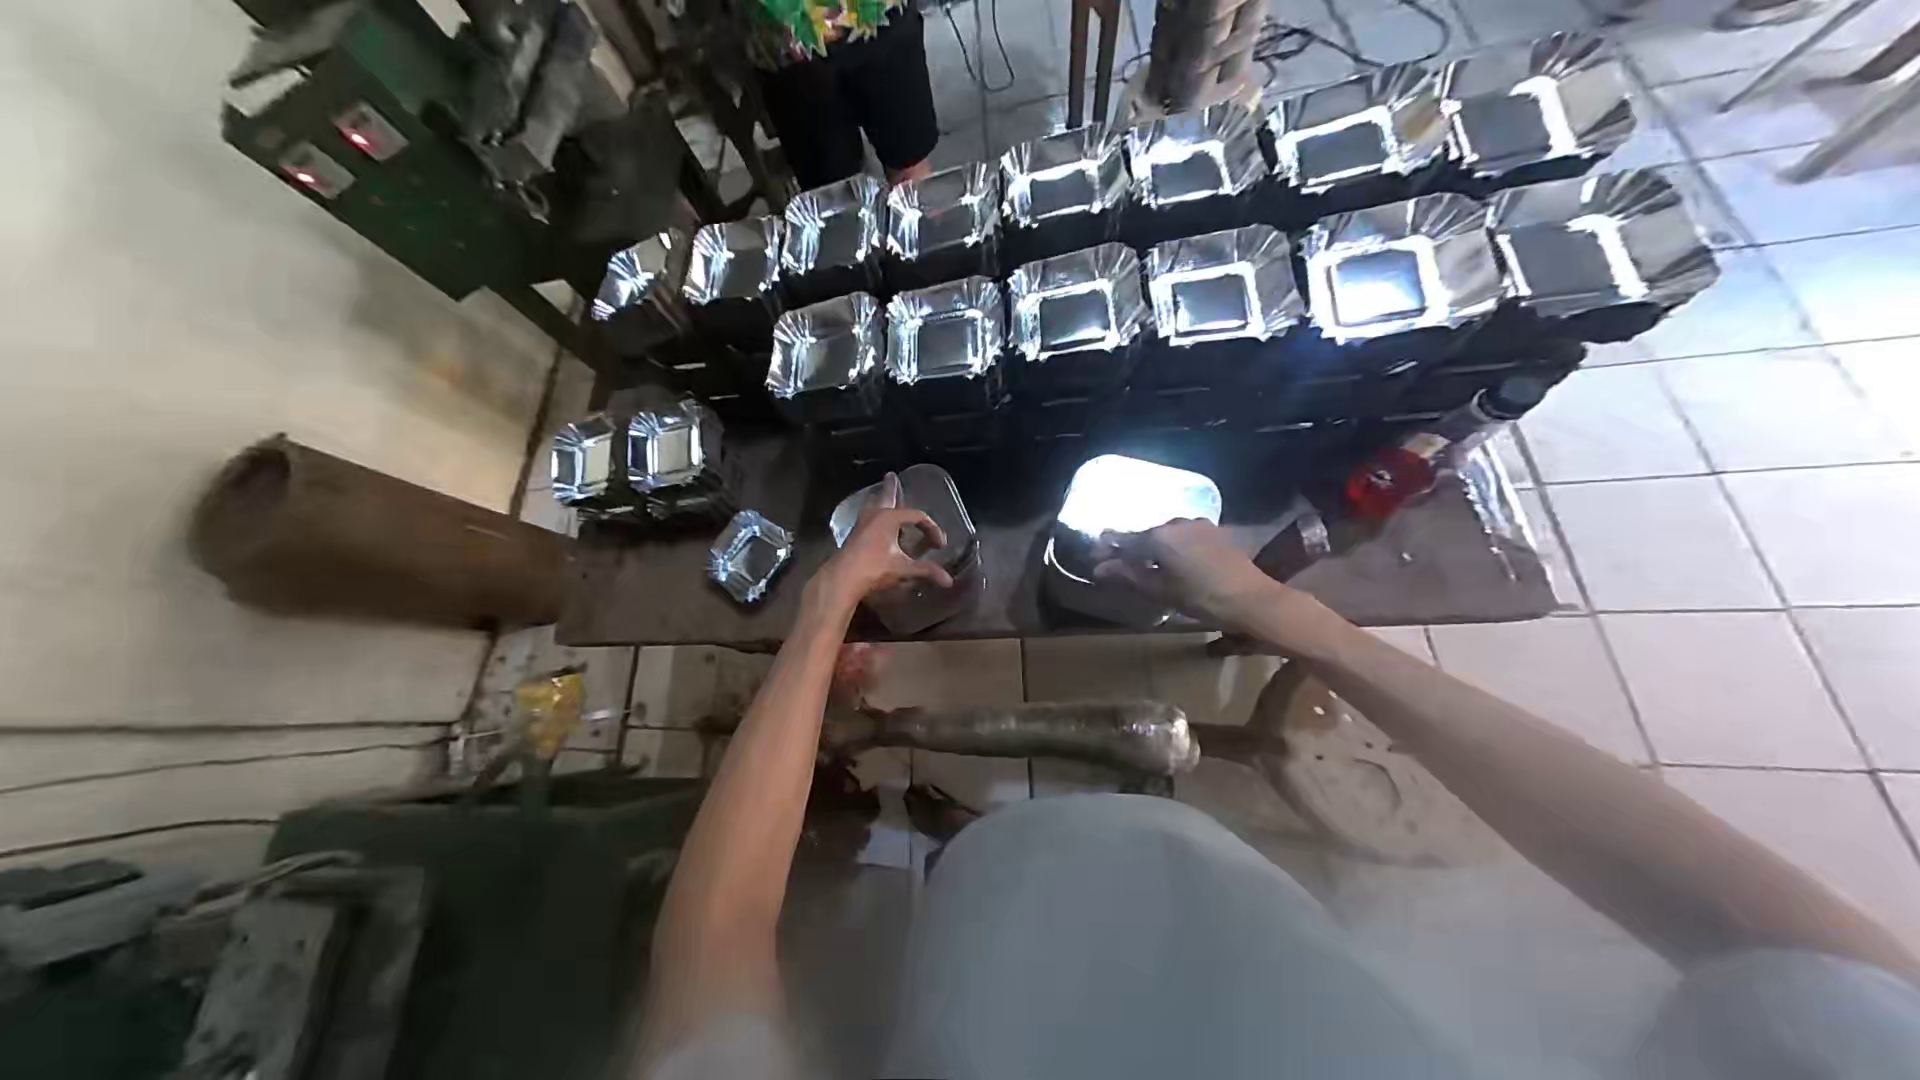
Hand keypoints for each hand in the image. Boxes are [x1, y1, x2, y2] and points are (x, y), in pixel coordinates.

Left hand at [810, 474, 955, 610]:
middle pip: (887, 497)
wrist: (842, 579)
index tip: (939, 544)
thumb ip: (926, 571)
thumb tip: (949, 581)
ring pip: (873, 505)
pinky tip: (874, 520)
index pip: (917, 516)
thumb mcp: (903, 569)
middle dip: (892, 488)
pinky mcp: (854, 535)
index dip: (931, 528)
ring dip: (880, 499)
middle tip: (891, 475)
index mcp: (889, 517)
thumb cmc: (874, 568)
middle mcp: (875, 515)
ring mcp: (862, 524)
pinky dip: (874, 513)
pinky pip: (867, 516)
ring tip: (880, 493)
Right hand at [1090, 519, 1293, 631]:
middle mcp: (1177, 523)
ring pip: (1166, 534)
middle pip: (1146, 534)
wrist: (1252, 599)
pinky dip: (1174, 547)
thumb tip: (1100, 568)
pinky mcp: (1215, 532)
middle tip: (1119, 563)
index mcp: (1160, 536)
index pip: (1125, 539)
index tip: (1095, 556)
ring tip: (1148, 564)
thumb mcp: (1161, 590)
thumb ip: (1129, 575)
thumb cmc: (1202, 598)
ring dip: (1154, 547)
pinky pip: (1184, 536)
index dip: (1108, 547)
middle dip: (1131, 548)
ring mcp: (1199, 525)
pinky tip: (1175, 561)